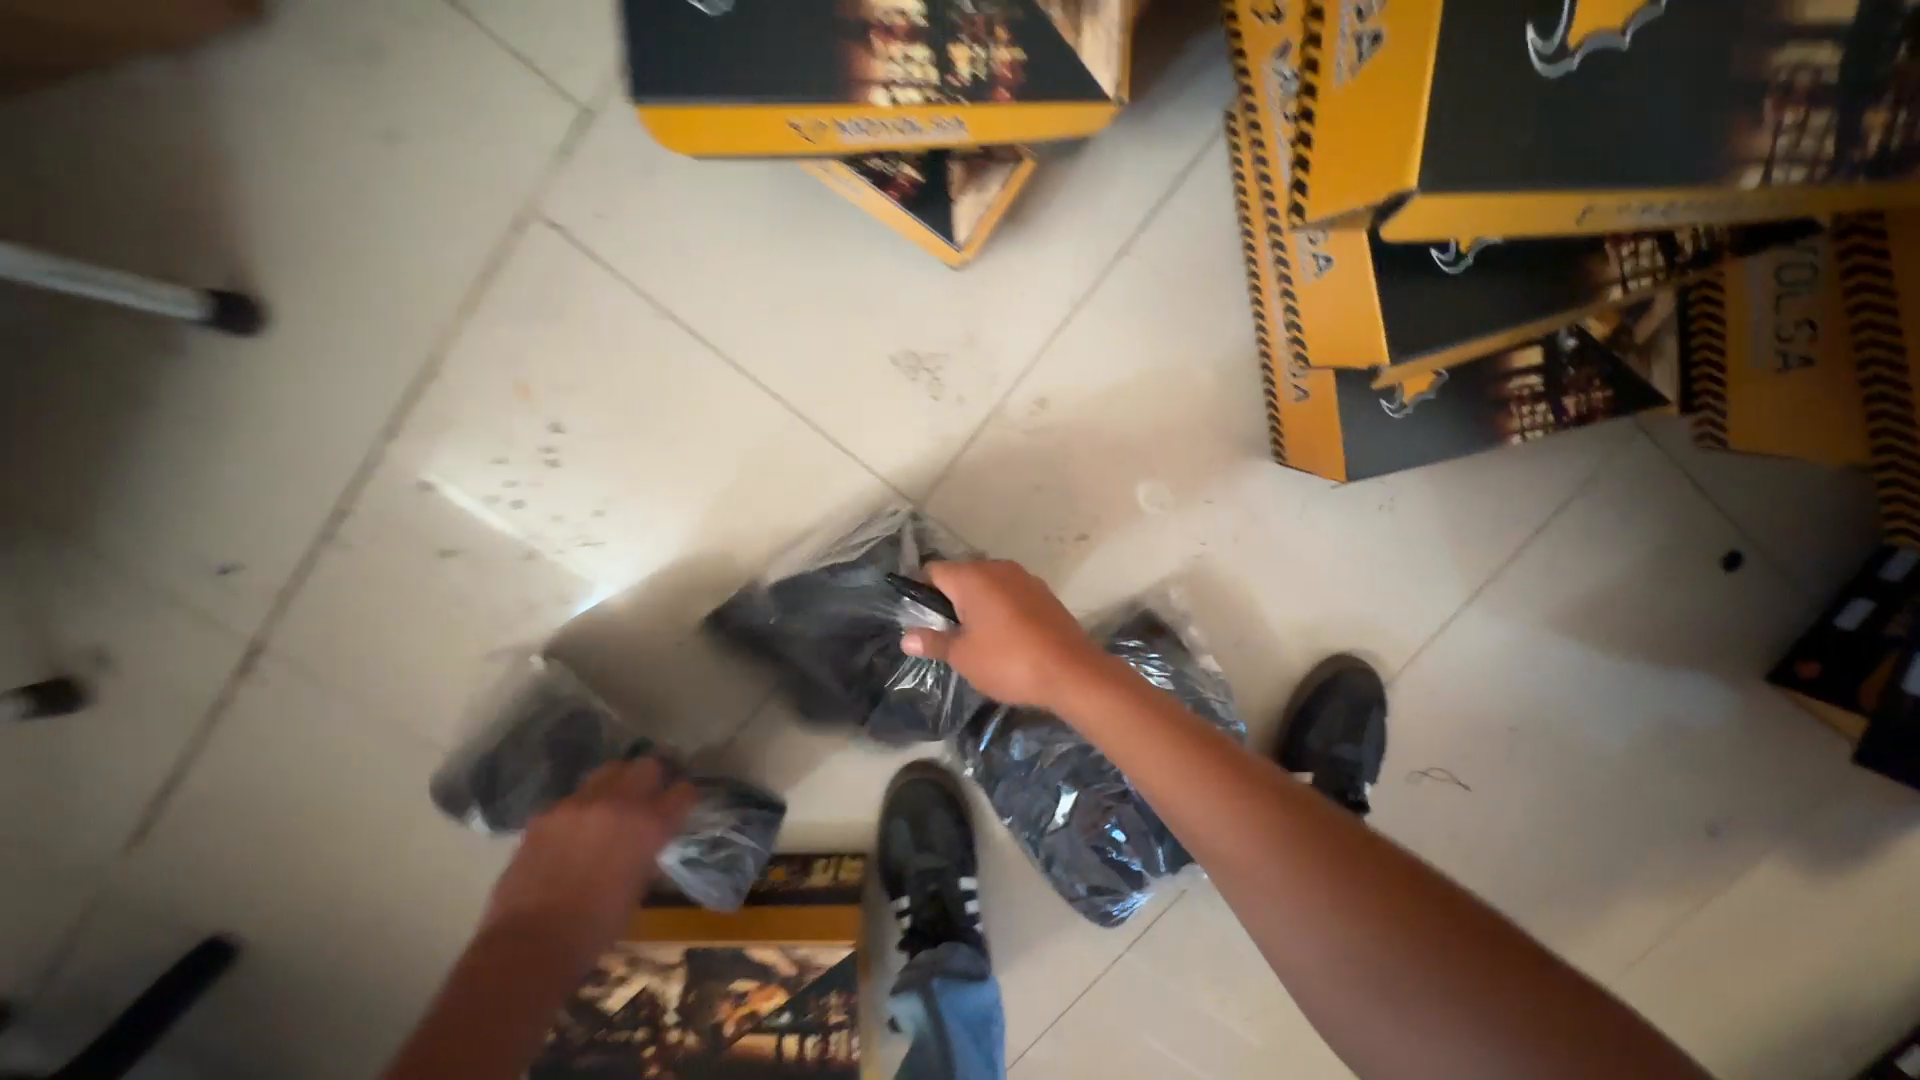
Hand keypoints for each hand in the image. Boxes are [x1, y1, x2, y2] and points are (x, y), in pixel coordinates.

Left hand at [480, 759, 696, 961]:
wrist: (529, 943)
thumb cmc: (596, 927)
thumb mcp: (639, 886)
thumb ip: (648, 850)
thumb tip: (649, 839)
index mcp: (649, 825)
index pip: (683, 792)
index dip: (684, 799)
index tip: (680, 807)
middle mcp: (617, 802)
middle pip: (647, 765)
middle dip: (653, 779)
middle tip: (649, 798)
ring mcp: (578, 803)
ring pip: (609, 771)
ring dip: (617, 785)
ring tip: (611, 809)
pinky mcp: (546, 812)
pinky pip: (574, 798)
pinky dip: (582, 808)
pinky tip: (574, 833)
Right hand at [900, 559, 1109, 708]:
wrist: (1071, 671)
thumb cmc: (1008, 662)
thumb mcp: (963, 657)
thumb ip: (934, 642)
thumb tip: (907, 638)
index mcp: (972, 578)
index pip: (933, 572)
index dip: (921, 592)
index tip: (921, 620)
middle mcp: (998, 568)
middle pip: (962, 576)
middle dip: (951, 601)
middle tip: (947, 635)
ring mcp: (1025, 578)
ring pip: (989, 585)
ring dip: (978, 606)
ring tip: (977, 640)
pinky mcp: (1045, 593)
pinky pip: (1011, 595)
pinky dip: (1002, 610)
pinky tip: (1006, 638)